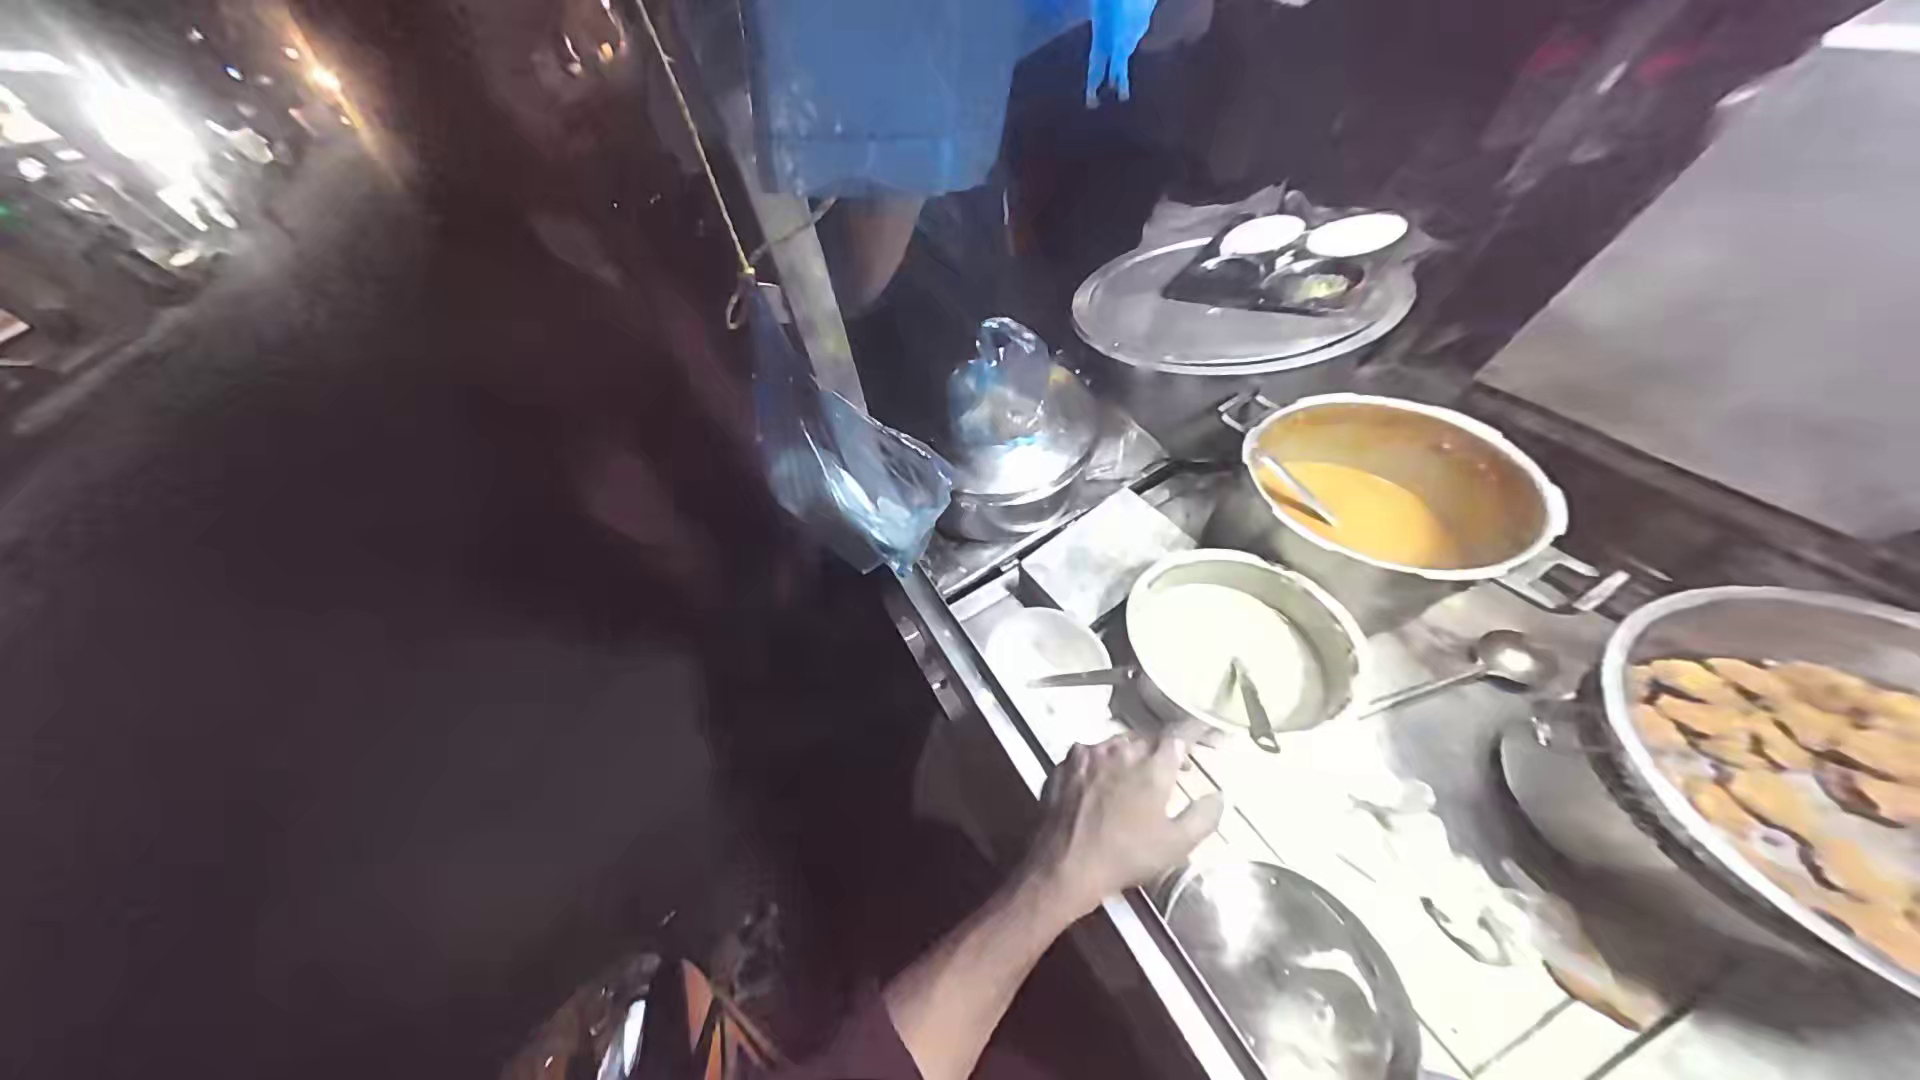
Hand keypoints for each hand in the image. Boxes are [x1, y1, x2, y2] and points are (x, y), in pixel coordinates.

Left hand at [1020, 734, 1224, 921]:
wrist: (1066, 862)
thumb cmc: (1126, 855)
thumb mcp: (1176, 845)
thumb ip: (1203, 817)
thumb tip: (1220, 795)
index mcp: (1151, 766)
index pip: (1177, 736)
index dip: (1189, 736)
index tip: (1195, 742)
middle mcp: (1119, 750)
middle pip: (1144, 740)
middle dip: (1157, 751)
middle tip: (1164, 772)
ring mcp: (1088, 753)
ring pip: (1114, 744)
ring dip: (1126, 756)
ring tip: (1128, 779)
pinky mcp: (1064, 762)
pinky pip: (1087, 755)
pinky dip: (1098, 764)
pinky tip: (1096, 785)